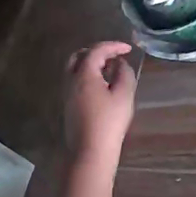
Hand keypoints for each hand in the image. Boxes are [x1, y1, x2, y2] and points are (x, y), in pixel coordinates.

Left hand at [64, 42, 137, 156]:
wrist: (91, 150)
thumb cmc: (109, 121)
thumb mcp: (124, 95)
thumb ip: (124, 73)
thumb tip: (120, 63)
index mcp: (83, 74)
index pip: (96, 51)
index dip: (113, 46)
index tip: (128, 48)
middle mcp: (71, 80)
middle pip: (79, 56)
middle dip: (97, 52)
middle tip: (113, 55)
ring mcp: (67, 93)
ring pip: (75, 69)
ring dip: (91, 64)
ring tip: (110, 69)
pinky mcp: (68, 105)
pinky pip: (75, 81)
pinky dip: (87, 75)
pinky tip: (102, 85)